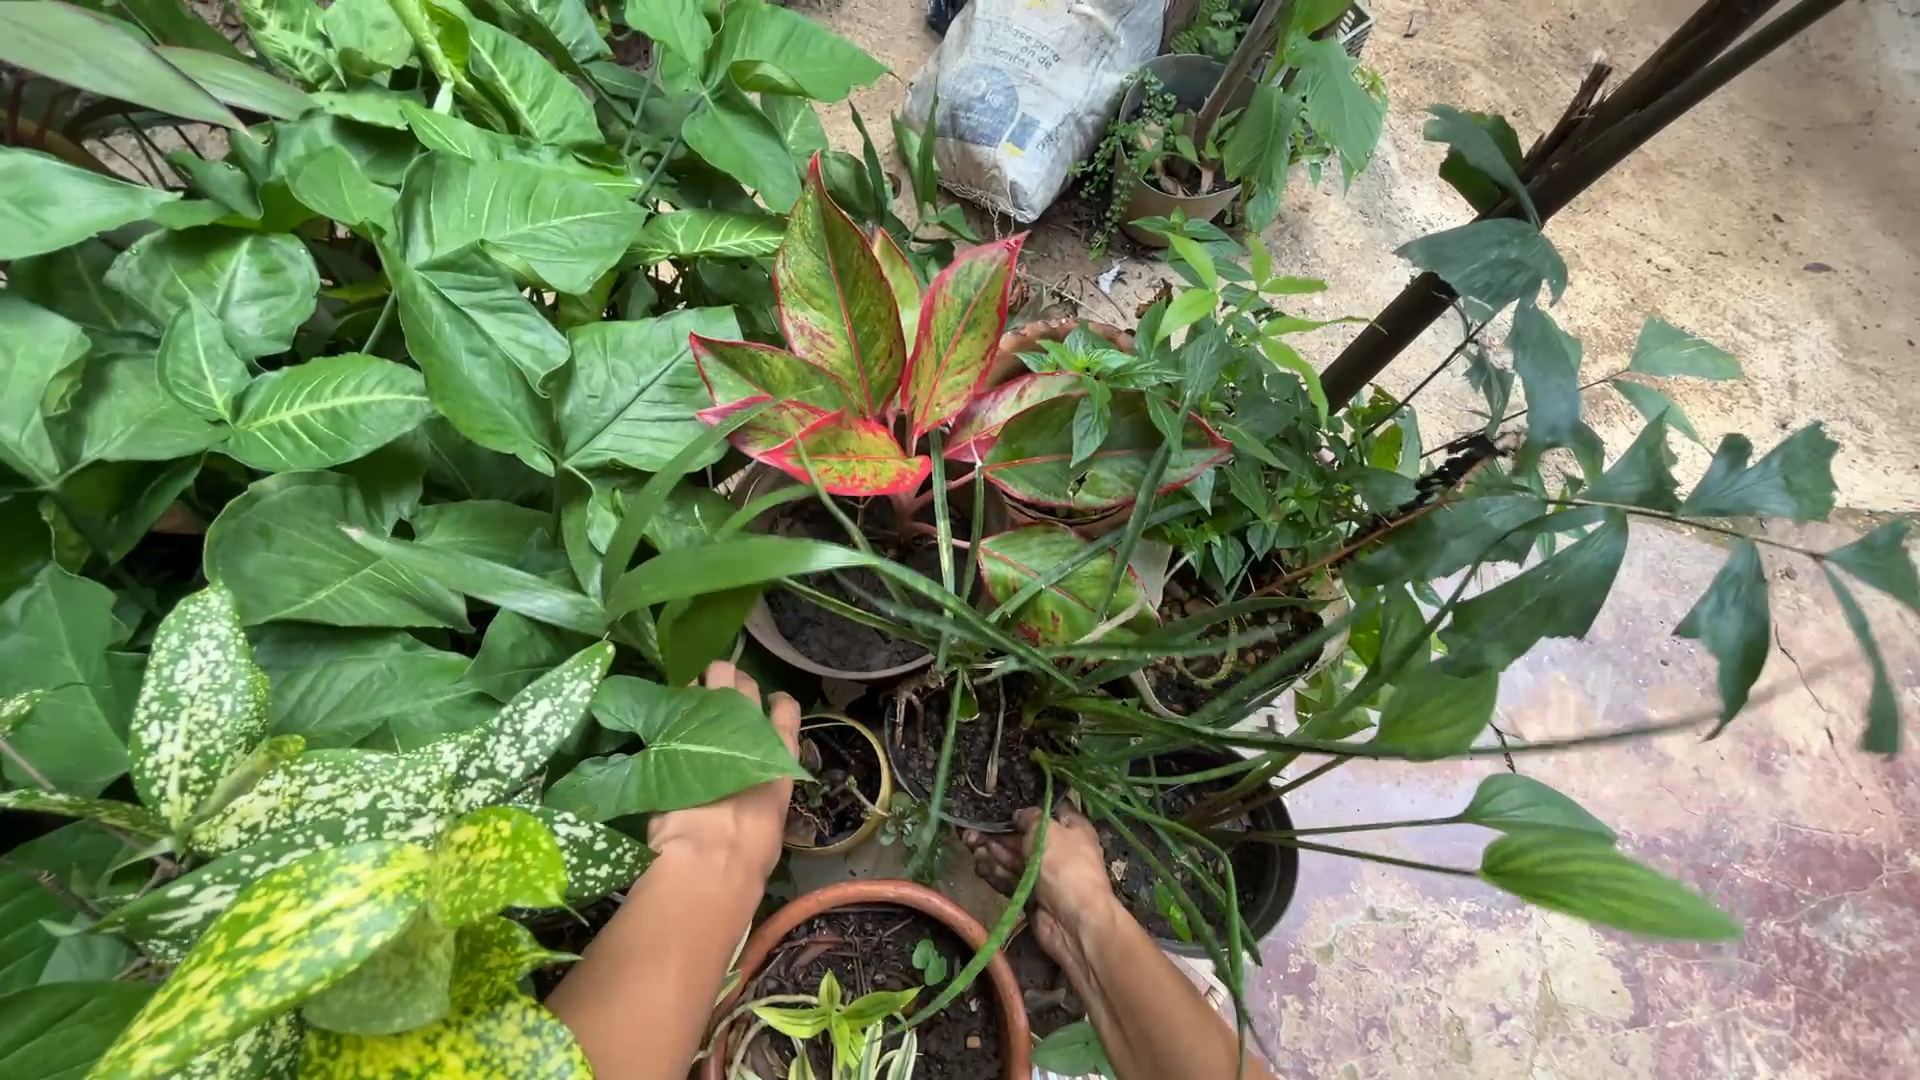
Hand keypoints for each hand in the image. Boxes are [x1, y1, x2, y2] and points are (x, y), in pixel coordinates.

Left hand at [645, 660, 800, 882]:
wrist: (713, 855)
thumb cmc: (750, 851)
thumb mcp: (768, 818)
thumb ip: (759, 794)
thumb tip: (747, 796)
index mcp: (779, 756)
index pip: (786, 711)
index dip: (779, 703)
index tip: (771, 702)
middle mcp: (752, 732)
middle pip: (747, 689)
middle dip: (736, 682)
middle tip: (724, 684)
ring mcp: (715, 727)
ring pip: (717, 682)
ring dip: (709, 678)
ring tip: (699, 680)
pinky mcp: (675, 732)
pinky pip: (677, 701)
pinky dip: (676, 695)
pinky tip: (670, 697)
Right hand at [962, 804, 1118, 973]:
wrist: (1074, 923)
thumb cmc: (1066, 866)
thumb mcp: (1048, 830)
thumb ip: (1030, 818)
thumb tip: (1019, 815)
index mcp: (1072, 830)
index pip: (1049, 811)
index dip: (1028, 805)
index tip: (1003, 801)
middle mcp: (1057, 850)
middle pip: (1024, 836)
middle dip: (999, 831)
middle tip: (973, 826)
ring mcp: (1042, 874)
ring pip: (1012, 857)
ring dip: (992, 849)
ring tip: (970, 842)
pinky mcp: (1028, 895)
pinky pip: (1009, 879)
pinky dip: (994, 870)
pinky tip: (979, 862)